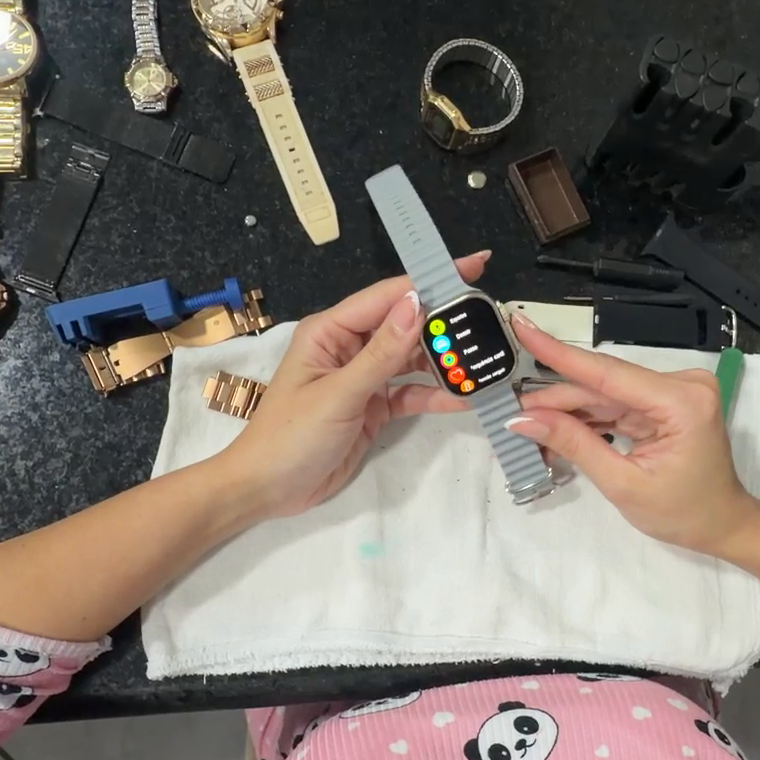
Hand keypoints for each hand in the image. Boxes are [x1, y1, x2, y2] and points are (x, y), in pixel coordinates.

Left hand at [217, 252, 487, 517]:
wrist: (269, 489)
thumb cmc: (292, 436)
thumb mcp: (338, 394)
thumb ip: (380, 353)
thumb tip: (417, 305)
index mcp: (331, 331)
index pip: (387, 297)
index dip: (429, 281)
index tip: (472, 269)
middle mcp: (349, 348)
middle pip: (404, 325)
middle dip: (444, 323)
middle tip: (489, 320)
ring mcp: (363, 379)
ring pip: (411, 360)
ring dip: (444, 362)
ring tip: (484, 359)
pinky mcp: (373, 408)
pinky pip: (410, 394)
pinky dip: (434, 396)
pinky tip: (463, 397)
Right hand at [506, 314, 759, 556]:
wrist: (722, 525)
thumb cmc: (682, 512)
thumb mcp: (622, 484)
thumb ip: (574, 444)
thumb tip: (523, 420)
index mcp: (680, 401)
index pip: (606, 372)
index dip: (558, 352)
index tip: (522, 326)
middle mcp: (679, 385)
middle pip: (600, 385)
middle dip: (554, 399)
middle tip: (509, 409)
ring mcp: (671, 392)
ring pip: (602, 395)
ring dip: (564, 411)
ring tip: (524, 424)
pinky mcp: (662, 403)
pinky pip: (613, 405)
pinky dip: (584, 419)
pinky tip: (553, 428)